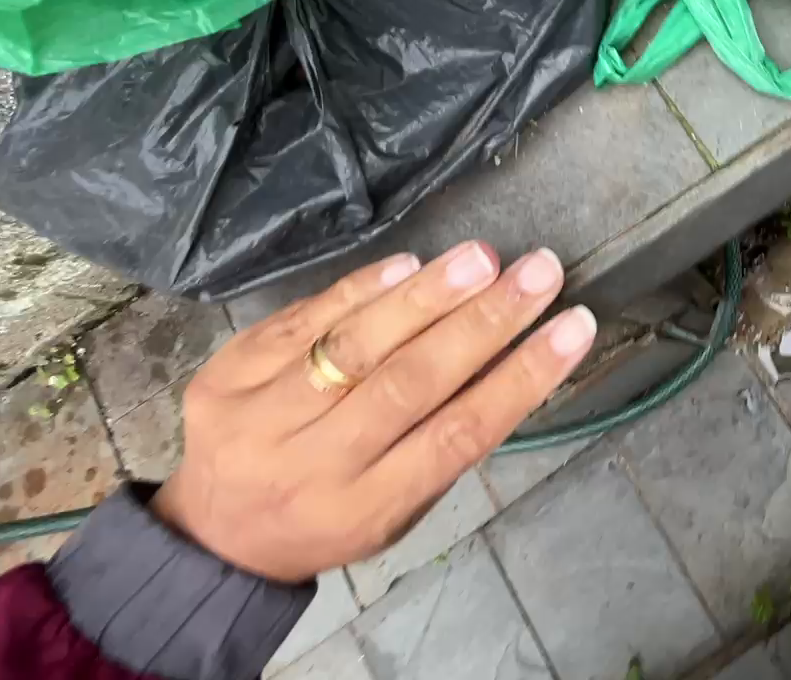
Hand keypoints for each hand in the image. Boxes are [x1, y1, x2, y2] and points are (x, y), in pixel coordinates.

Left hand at [149, 242, 594, 581]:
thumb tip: (510, 346)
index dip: (523, 376)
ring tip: (483, 256)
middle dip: (485, 321)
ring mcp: (257, 420)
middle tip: (539, 271)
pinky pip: (304, 320)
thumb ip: (447, 434)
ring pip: (355, 346)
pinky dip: (364, 288)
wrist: (214, 533)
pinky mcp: (224, 376)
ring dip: (427, 295)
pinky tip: (411, 263)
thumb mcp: (400, 503)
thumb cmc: (336, 514)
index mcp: (366, 508)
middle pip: (410, 382)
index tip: (576, 325)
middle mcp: (310, 467)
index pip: (460, 434)